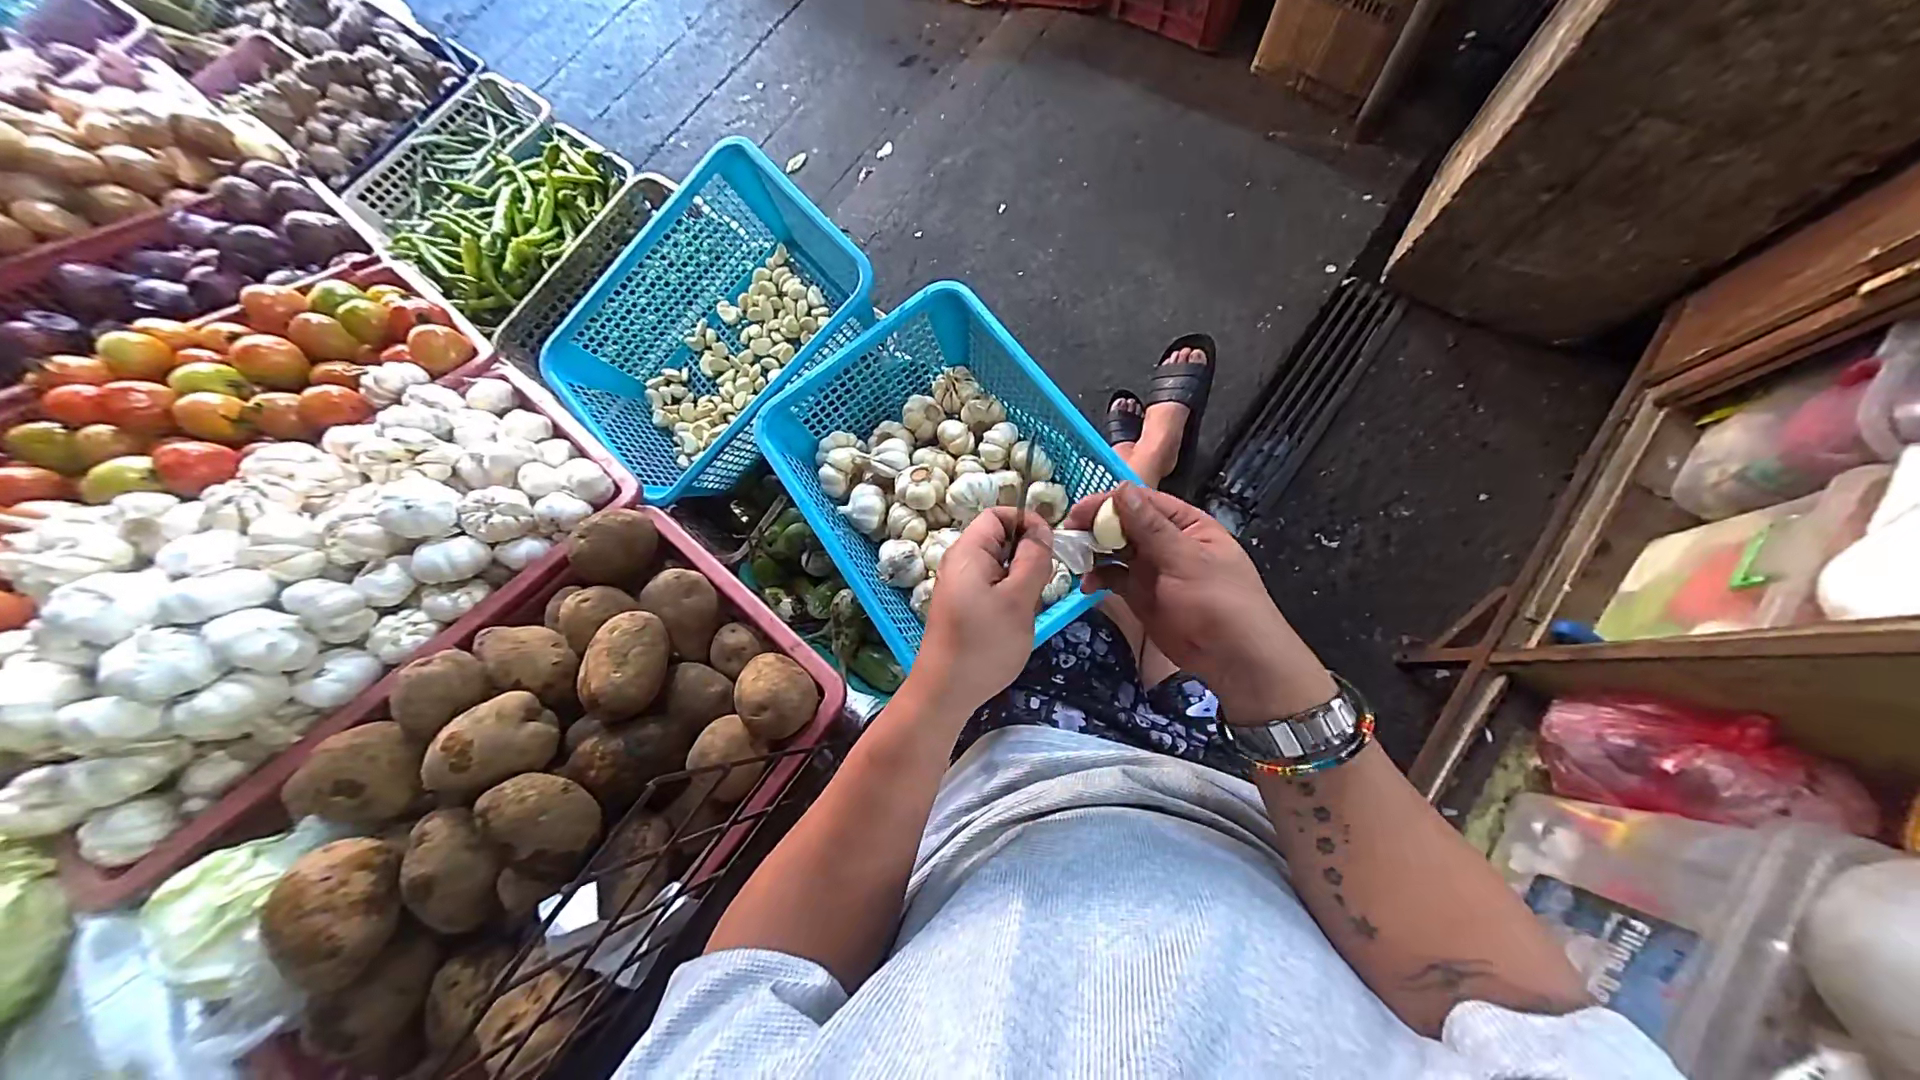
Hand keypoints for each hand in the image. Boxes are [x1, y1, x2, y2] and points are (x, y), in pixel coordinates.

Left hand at [913, 507, 1054, 711]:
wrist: (945, 693)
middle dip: (1027, 555)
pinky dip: (1010, 596)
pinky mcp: (964, 606)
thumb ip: (1033, 560)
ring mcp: (961, 586)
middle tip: (1041, 585)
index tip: (1050, 546)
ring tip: (1028, 607)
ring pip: (1001, 566)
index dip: (1027, 521)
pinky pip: (993, 587)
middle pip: (1001, 539)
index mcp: (968, 551)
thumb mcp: (1018, 600)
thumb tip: (1042, 531)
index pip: (998, 514)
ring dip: (1021, 580)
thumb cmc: (983, 645)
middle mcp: (960, 563)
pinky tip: (1015, 621)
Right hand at [1066, 484, 1334, 719]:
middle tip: (1067, 534)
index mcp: (1184, 523)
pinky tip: (1086, 585)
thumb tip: (1121, 488)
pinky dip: (1097, 578)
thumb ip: (1150, 526)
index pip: (1141, 501)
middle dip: (1094, 526)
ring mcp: (1150, 567)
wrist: (1232, 658)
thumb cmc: (1218, 601)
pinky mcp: (1139, 593)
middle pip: (1122, 523)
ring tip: (1072, 558)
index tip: (1078, 511)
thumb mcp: (1185, 559)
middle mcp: (1164, 540)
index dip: (1108, 503)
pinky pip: (1113, 577)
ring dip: (1092, 552)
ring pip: (1113, 550)